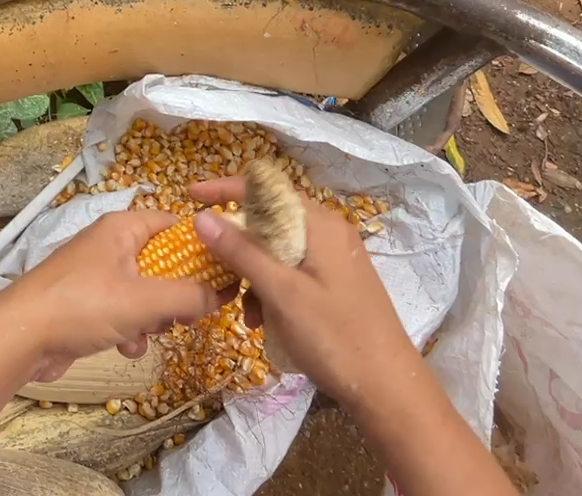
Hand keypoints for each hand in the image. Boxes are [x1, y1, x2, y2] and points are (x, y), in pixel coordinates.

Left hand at [0, 210, 216, 381]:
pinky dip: (130, 330)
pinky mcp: (87, 301)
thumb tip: (220, 294)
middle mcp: (110, 243)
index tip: (222, 278)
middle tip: (184, 316)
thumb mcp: (145, 300)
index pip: (174, 225)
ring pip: (146, 292)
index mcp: (122, 227)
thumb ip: (189, 296)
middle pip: (163, 262)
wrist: (23, 335)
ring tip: (146, 333)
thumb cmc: (84, 305)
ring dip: (153, 318)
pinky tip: (124, 347)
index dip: (201, 249)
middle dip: (176, 294)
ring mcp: (97, 273)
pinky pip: (124, 312)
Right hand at [189, 177, 421, 408]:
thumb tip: (201, 216)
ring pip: (276, 247)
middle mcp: (327, 231)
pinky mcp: (334, 281)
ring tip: (241, 306)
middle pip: (268, 218)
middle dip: (236, 240)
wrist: (392, 392)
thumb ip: (240, 251)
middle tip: (211, 262)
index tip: (190, 196)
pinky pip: (290, 269)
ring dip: (251, 270)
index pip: (263, 188)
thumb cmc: (336, 337)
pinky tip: (262, 318)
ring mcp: (333, 257)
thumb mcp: (281, 293)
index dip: (224, 188)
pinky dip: (270, 286)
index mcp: (318, 224)